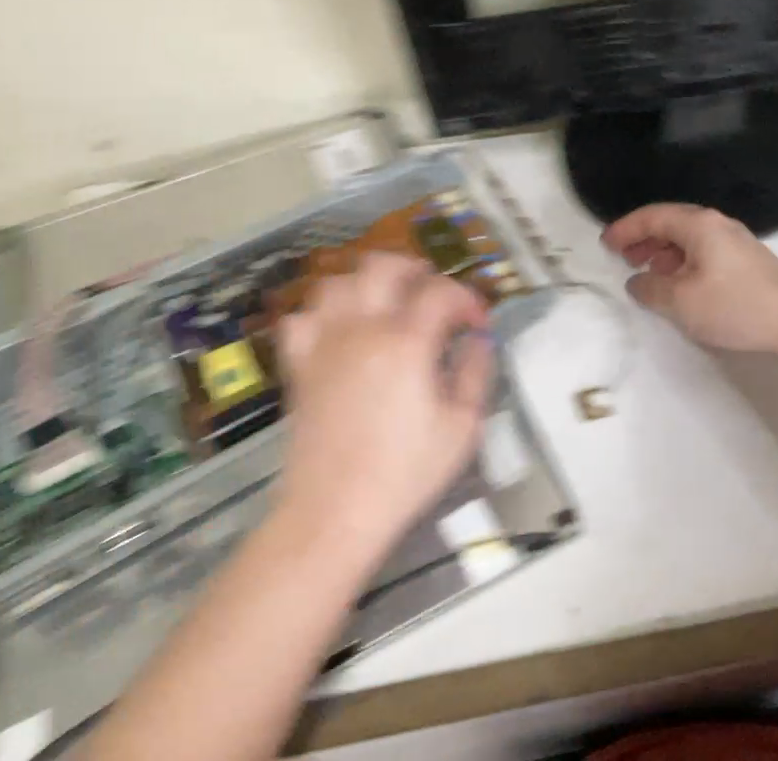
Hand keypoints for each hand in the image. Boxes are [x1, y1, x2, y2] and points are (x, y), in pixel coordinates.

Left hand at [271, 253, 493, 565]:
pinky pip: (301, 318)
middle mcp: (362, 329)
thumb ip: (475, 373)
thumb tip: (478, 341)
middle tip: (433, 295)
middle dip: (415, 270)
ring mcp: (323, 344)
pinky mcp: (299, 365)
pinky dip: (322, 313)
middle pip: (383, 266)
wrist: (334, 511)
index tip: (477, 325)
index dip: (467, 299)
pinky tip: (340, 331)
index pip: (442, 292)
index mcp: (407, 342)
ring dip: (367, 284)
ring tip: (387, 305)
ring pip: (337, 282)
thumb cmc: (406, 473)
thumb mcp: (463, 427)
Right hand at [601, 204, 777, 356]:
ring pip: (688, 238)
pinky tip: (680, 284)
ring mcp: (736, 241)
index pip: (653, 216)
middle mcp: (718, 225)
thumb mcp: (681, 302)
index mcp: (700, 225)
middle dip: (643, 238)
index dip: (625, 228)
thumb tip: (637, 281)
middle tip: (622, 257)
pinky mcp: (747, 261)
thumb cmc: (735, 307)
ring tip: (646, 272)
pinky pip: (703, 251)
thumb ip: (651, 288)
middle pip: (672, 222)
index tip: (604, 244)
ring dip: (663, 251)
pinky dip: (682, 261)